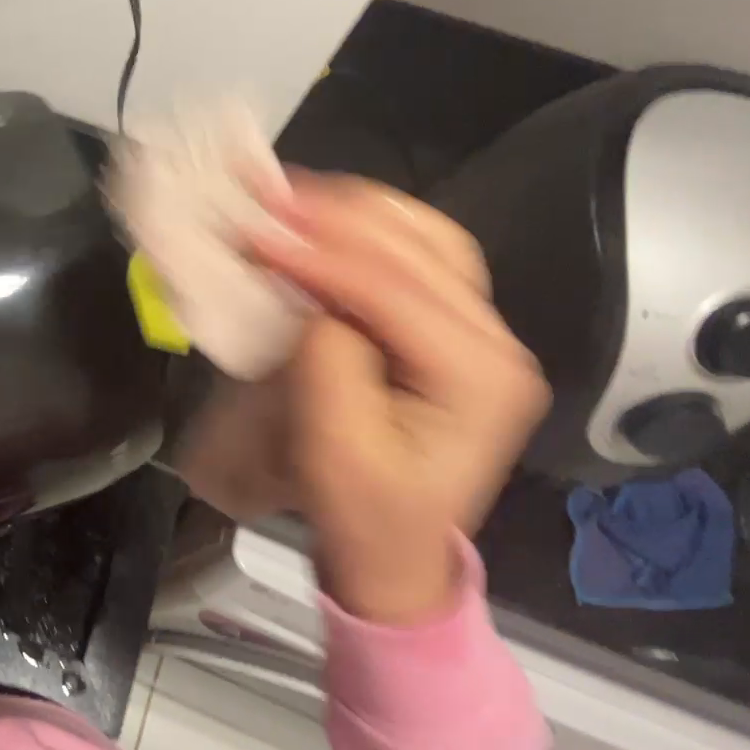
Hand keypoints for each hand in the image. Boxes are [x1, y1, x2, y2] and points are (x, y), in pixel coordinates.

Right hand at [244, 173, 549, 624]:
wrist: (393, 552)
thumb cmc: (360, 513)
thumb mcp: (333, 453)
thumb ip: (327, 365)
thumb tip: (311, 300)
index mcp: (479, 377)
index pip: (396, 291)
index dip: (322, 255)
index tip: (255, 231)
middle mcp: (494, 341)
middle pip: (423, 249)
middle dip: (339, 217)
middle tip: (267, 197)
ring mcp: (478, 332)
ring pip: (427, 240)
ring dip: (356, 212)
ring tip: (291, 197)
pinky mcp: (449, 330)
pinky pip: (417, 257)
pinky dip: (366, 230)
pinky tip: (324, 220)